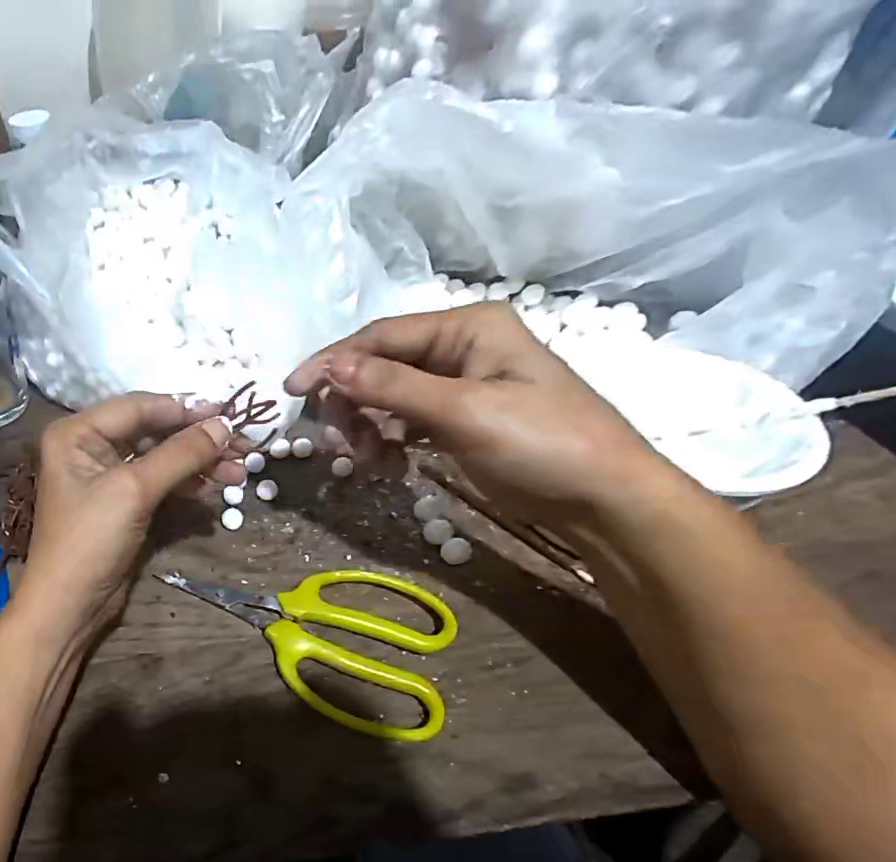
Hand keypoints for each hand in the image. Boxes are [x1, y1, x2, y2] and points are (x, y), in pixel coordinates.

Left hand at [14, 393, 244, 640]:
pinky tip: (211, 489)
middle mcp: (88, 447)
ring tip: (237, 473)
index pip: (139, 407)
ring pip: (160, 458)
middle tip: (243, 448)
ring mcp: (105, 477)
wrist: (69, 605)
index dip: (185, 410)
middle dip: (196, 440)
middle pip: (152, 431)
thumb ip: (180, 454)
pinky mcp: (120, 504)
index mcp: (77, 433)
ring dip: (197, 463)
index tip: (229, 415)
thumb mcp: (134, 490)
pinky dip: (185, 483)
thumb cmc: (91, 539)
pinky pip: (158, 482)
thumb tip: (225, 425)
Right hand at [285, 303, 686, 530]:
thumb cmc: (542, 444)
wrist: (602, 500)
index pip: (381, 337)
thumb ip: (393, 387)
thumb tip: (329, 368)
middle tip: (335, 442)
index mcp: (467, 328)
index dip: (333, 363)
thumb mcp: (464, 412)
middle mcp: (458, 348)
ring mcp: (458, 386)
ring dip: (366, 427)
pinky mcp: (457, 421)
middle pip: (380, 366)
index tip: (293, 393)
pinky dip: (387, 441)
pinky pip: (404, 422)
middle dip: (351, 402)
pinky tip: (384, 465)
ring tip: (364, 461)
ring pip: (387, 397)